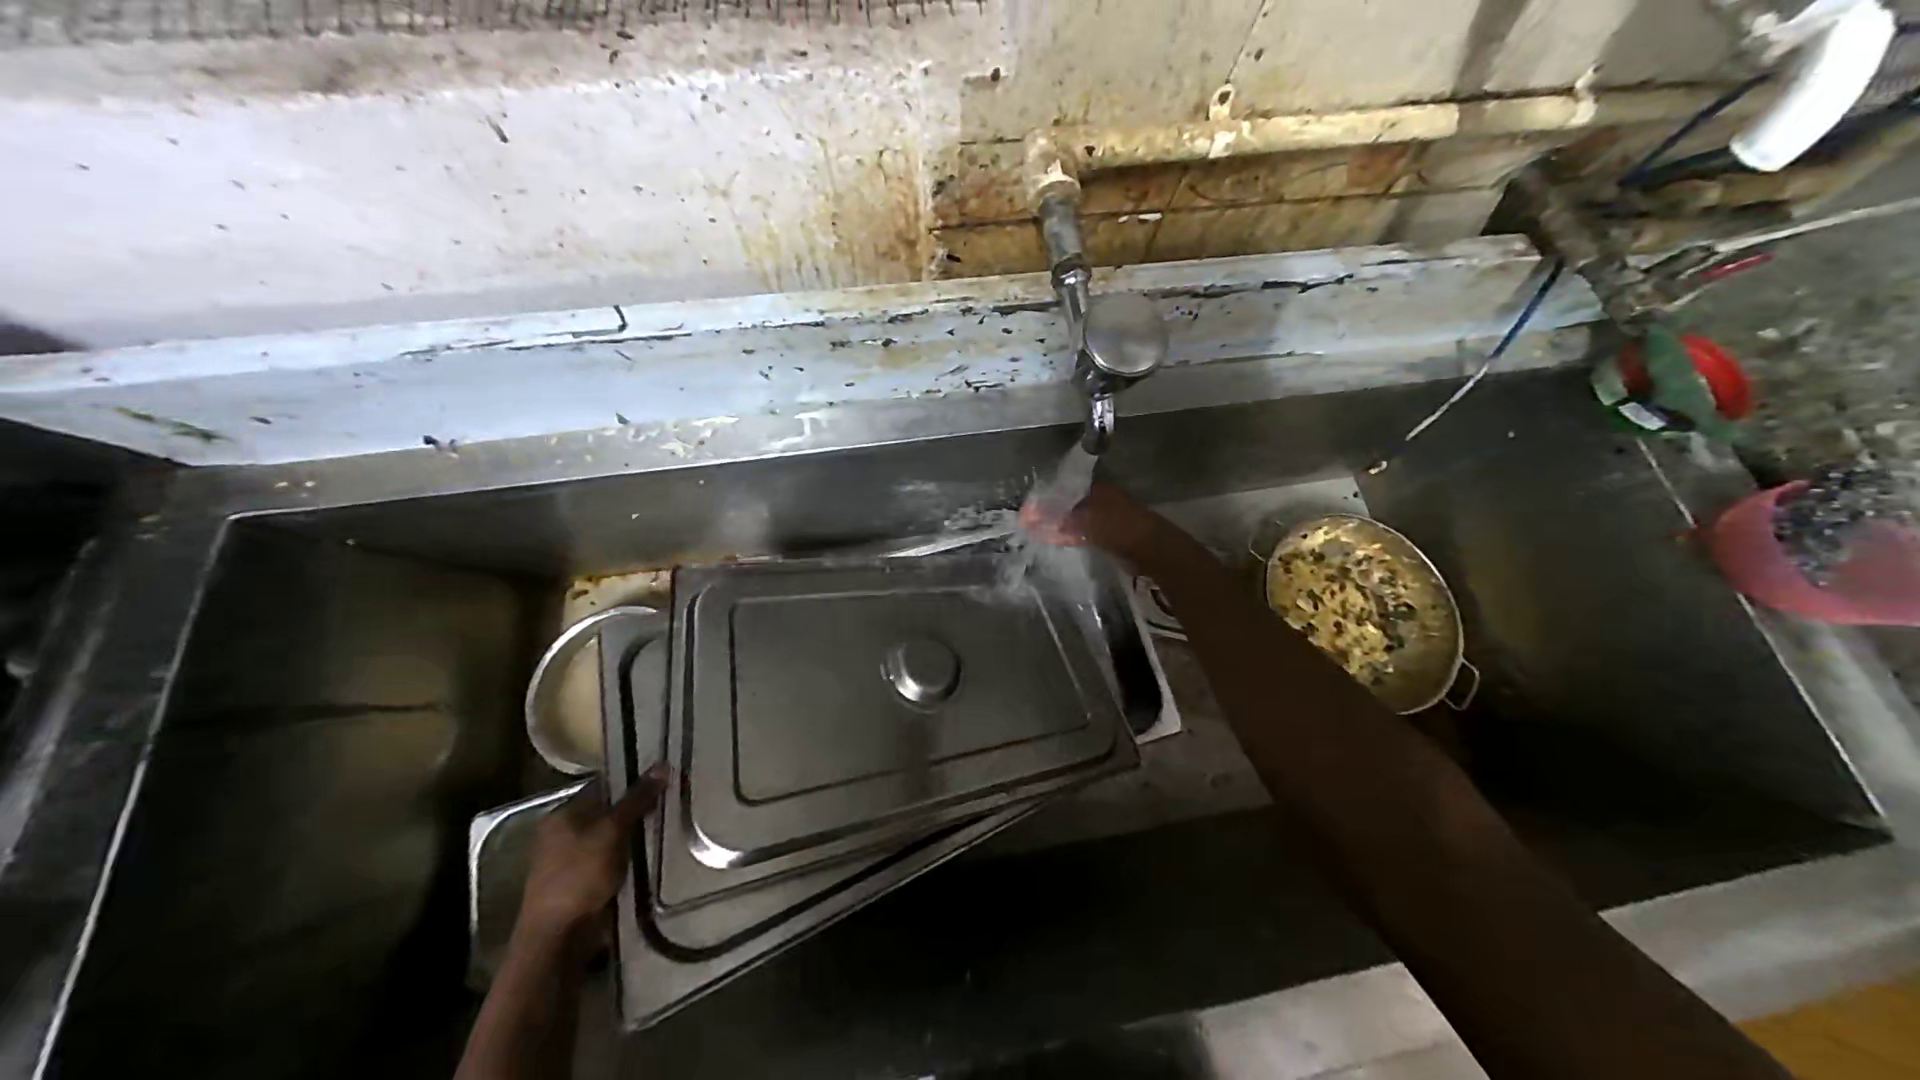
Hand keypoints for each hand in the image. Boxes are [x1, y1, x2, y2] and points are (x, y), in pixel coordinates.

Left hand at [517, 767, 665, 940]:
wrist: (559, 936)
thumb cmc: (580, 875)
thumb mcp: (612, 831)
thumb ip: (637, 799)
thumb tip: (662, 765)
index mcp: (562, 814)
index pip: (602, 785)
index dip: (631, 779)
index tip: (662, 778)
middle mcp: (562, 833)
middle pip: (607, 810)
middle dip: (636, 808)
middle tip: (670, 802)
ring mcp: (570, 860)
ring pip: (612, 836)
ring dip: (635, 834)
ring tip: (667, 826)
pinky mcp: (582, 883)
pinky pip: (612, 859)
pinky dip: (629, 856)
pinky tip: (652, 855)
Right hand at [1020, 483, 1160, 556]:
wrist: (1151, 551)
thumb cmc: (1120, 528)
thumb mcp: (1085, 520)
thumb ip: (1058, 520)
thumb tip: (1028, 518)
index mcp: (1096, 489)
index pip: (1062, 488)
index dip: (1043, 498)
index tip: (1026, 510)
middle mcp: (1099, 500)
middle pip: (1066, 504)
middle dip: (1046, 512)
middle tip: (1025, 523)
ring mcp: (1103, 518)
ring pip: (1072, 519)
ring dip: (1054, 525)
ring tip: (1033, 532)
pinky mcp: (1106, 536)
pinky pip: (1079, 533)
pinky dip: (1065, 535)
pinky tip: (1051, 540)